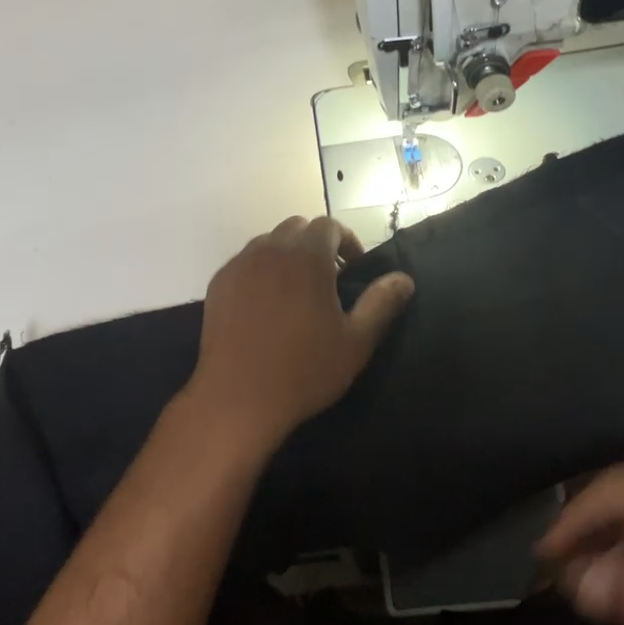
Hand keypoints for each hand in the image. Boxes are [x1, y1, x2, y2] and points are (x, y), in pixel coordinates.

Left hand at [184, 216, 413, 447]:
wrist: (237, 399)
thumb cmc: (303, 371)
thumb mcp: (355, 342)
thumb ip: (381, 303)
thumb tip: (404, 278)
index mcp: (306, 257)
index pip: (330, 225)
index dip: (347, 242)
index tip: (354, 271)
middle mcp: (270, 250)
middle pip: (297, 227)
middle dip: (316, 245)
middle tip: (328, 281)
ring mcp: (240, 265)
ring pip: (268, 242)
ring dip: (287, 255)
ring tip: (296, 291)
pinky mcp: (219, 283)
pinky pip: (245, 262)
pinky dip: (260, 271)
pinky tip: (266, 305)